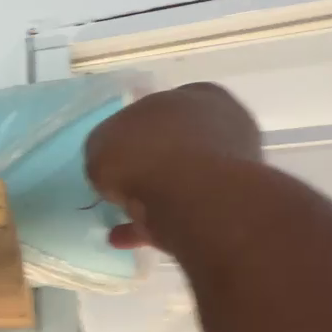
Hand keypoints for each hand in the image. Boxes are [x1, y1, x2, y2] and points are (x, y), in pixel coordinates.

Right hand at [85, 82, 262, 249]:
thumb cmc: (142, 154)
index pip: (161, 107)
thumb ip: (109, 143)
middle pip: (176, 141)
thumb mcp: (100, 140)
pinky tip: (122, 235)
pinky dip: (151, 224)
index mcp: (198, 96)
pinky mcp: (227, 200)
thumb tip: (116, 155)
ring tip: (117, 212)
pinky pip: (179, 210)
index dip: (134, 128)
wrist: (189, 196)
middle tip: (120, 178)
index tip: (116, 148)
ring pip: (180, 178)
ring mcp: (231, 163)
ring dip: (150, 194)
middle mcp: (224, 123)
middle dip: (149, 160)